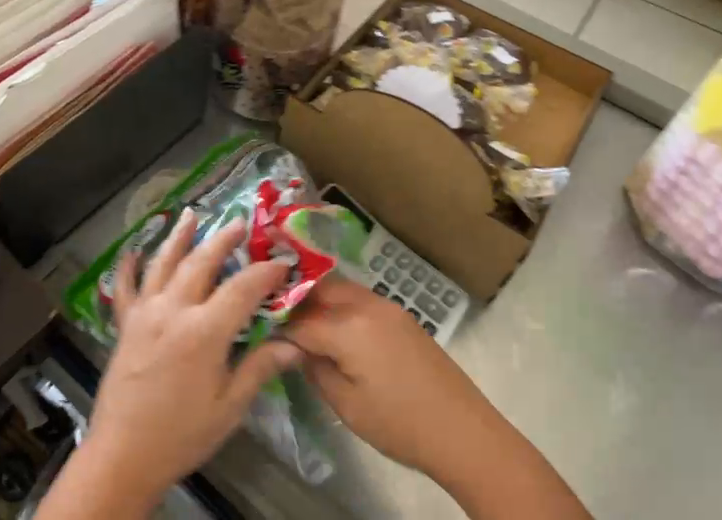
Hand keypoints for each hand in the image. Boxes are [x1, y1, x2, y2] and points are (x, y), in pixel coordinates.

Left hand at [81, 209, 300, 502]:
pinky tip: (132, 251)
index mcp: (205, 331)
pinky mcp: (125, 324)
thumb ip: (259, 368)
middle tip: (239, 222)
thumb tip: (295, 345)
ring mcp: (145, 313)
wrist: (124, 453)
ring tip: (190, 215)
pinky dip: (129, 266)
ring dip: (178, 237)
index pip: (243, 289)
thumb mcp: (229, 407)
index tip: (283, 262)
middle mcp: (173, 310)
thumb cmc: (183, 434)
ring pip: (163, 264)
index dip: (265, 272)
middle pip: (201, 262)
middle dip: (223, 240)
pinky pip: (126, 287)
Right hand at [282, 275, 479, 474]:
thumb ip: (314, 368)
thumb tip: (294, 347)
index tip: (257, 332)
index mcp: (348, 327)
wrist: (464, 432)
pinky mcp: (400, 316)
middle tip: (274, 319)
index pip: (297, 318)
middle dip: (293, 299)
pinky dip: (338, 306)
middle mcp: (365, 305)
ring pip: (338, 288)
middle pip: (317, 288)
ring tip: (300, 323)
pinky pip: (358, 298)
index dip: (275, 325)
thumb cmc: (400, 424)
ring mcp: (386, 306)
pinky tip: (333, 329)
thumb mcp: (346, 404)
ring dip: (316, 299)